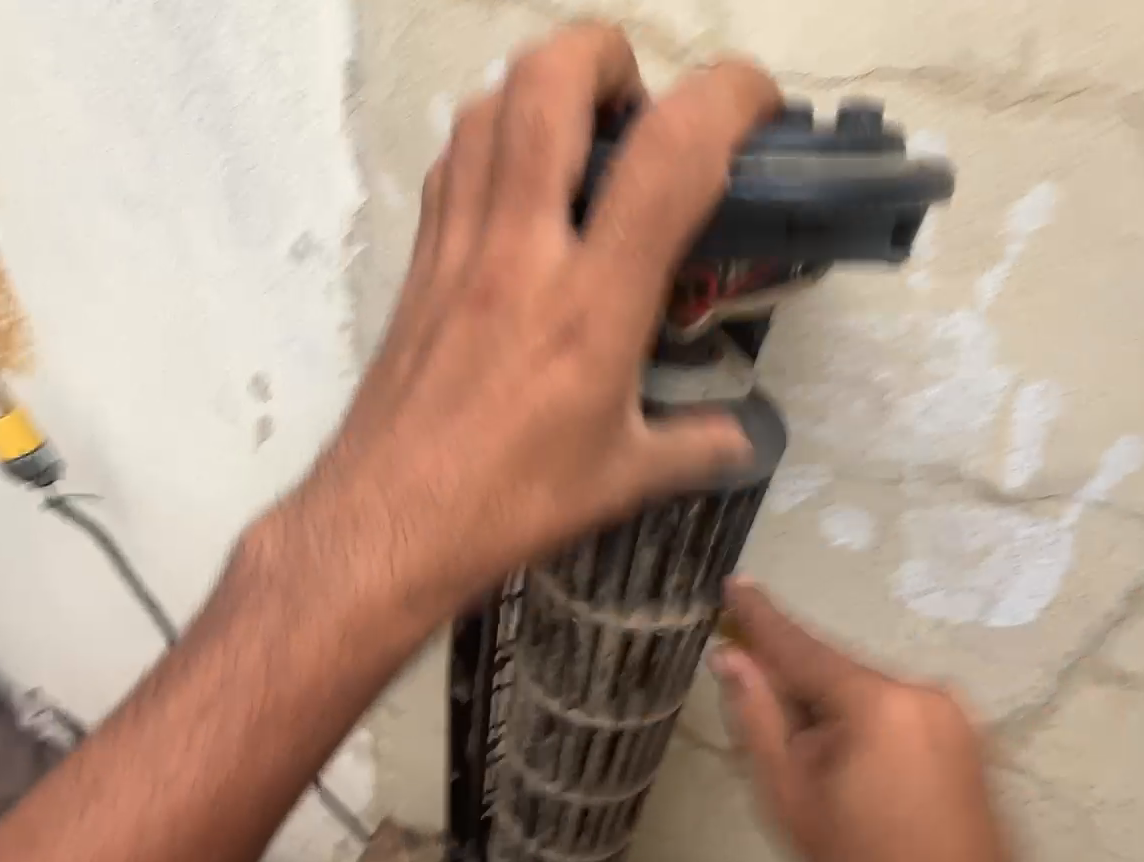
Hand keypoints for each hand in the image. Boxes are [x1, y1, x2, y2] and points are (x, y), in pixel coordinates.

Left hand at [289, 23, 778, 620]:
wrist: (387, 524)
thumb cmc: (509, 506)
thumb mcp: (620, 481)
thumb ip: (694, 448)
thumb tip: (741, 441)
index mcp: (592, 305)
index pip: (671, 154)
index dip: (730, 97)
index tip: (756, 108)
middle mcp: (520, 252)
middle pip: (550, 81)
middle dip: (609, 55)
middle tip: (640, 108)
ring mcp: (456, 251)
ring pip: (487, 108)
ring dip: (542, 88)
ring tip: (580, 137)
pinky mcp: (416, 268)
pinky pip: (451, 168)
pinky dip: (489, 142)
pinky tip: (514, 187)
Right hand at [711, 579, 1021, 861]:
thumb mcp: (788, 793)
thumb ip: (757, 714)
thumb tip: (730, 656)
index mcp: (876, 701)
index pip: (801, 646)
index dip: (760, 616)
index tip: (734, 581)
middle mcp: (922, 691)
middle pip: (834, 671)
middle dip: (796, 689)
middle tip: (775, 737)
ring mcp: (953, 712)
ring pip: (863, 693)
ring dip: (830, 712)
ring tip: (820, 773)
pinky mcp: (968, 735)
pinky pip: (895, 711)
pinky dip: (862, 724)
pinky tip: (855, 774)